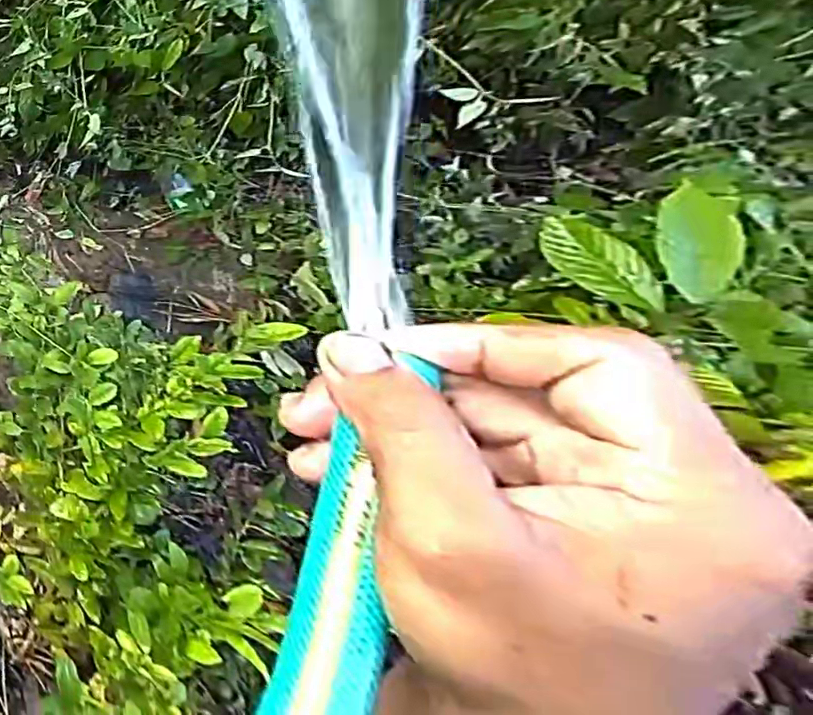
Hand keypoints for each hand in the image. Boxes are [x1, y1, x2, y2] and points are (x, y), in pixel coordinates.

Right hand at [279, 325, 812, 714]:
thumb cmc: (510, 665)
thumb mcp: (444, 534)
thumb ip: (399, 424)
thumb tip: (350, 346)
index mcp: (696, 498)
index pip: (597, 362)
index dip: (484, 344)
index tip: (390, 357)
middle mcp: (667, 494)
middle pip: (515, 391)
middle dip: (401, 393)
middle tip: (320, 404)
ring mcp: (610, 509)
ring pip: (476, 420)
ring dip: (384, 423)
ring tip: (314, 443)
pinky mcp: (555, 519)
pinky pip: (467, 455)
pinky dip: (397, 453)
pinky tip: (339, 469)